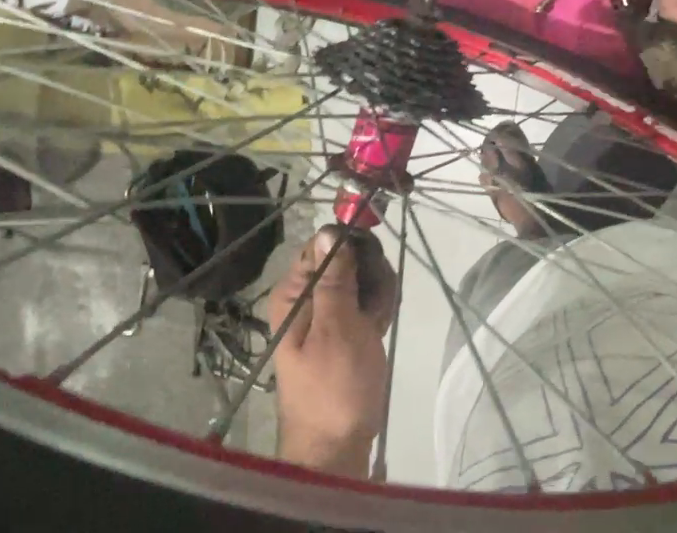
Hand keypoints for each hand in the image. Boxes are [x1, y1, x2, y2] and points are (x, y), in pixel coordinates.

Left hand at [266, 225, 397, 477]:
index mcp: (294, 294)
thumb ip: (334, 278)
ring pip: (361, 279)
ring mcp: (328, 316)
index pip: (323, 244)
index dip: (351, 245)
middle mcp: (307, 299)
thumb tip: (328, 229)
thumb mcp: (336, 327)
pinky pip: (367, 303)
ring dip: (378, 291)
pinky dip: (379, 308)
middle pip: (346, 259)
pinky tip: (382, 325)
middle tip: (377, 300)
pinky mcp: (347, 332)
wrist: (337, 449)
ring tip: (379, 319)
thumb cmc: (334, 387)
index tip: (371, 263)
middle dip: (369, 270)